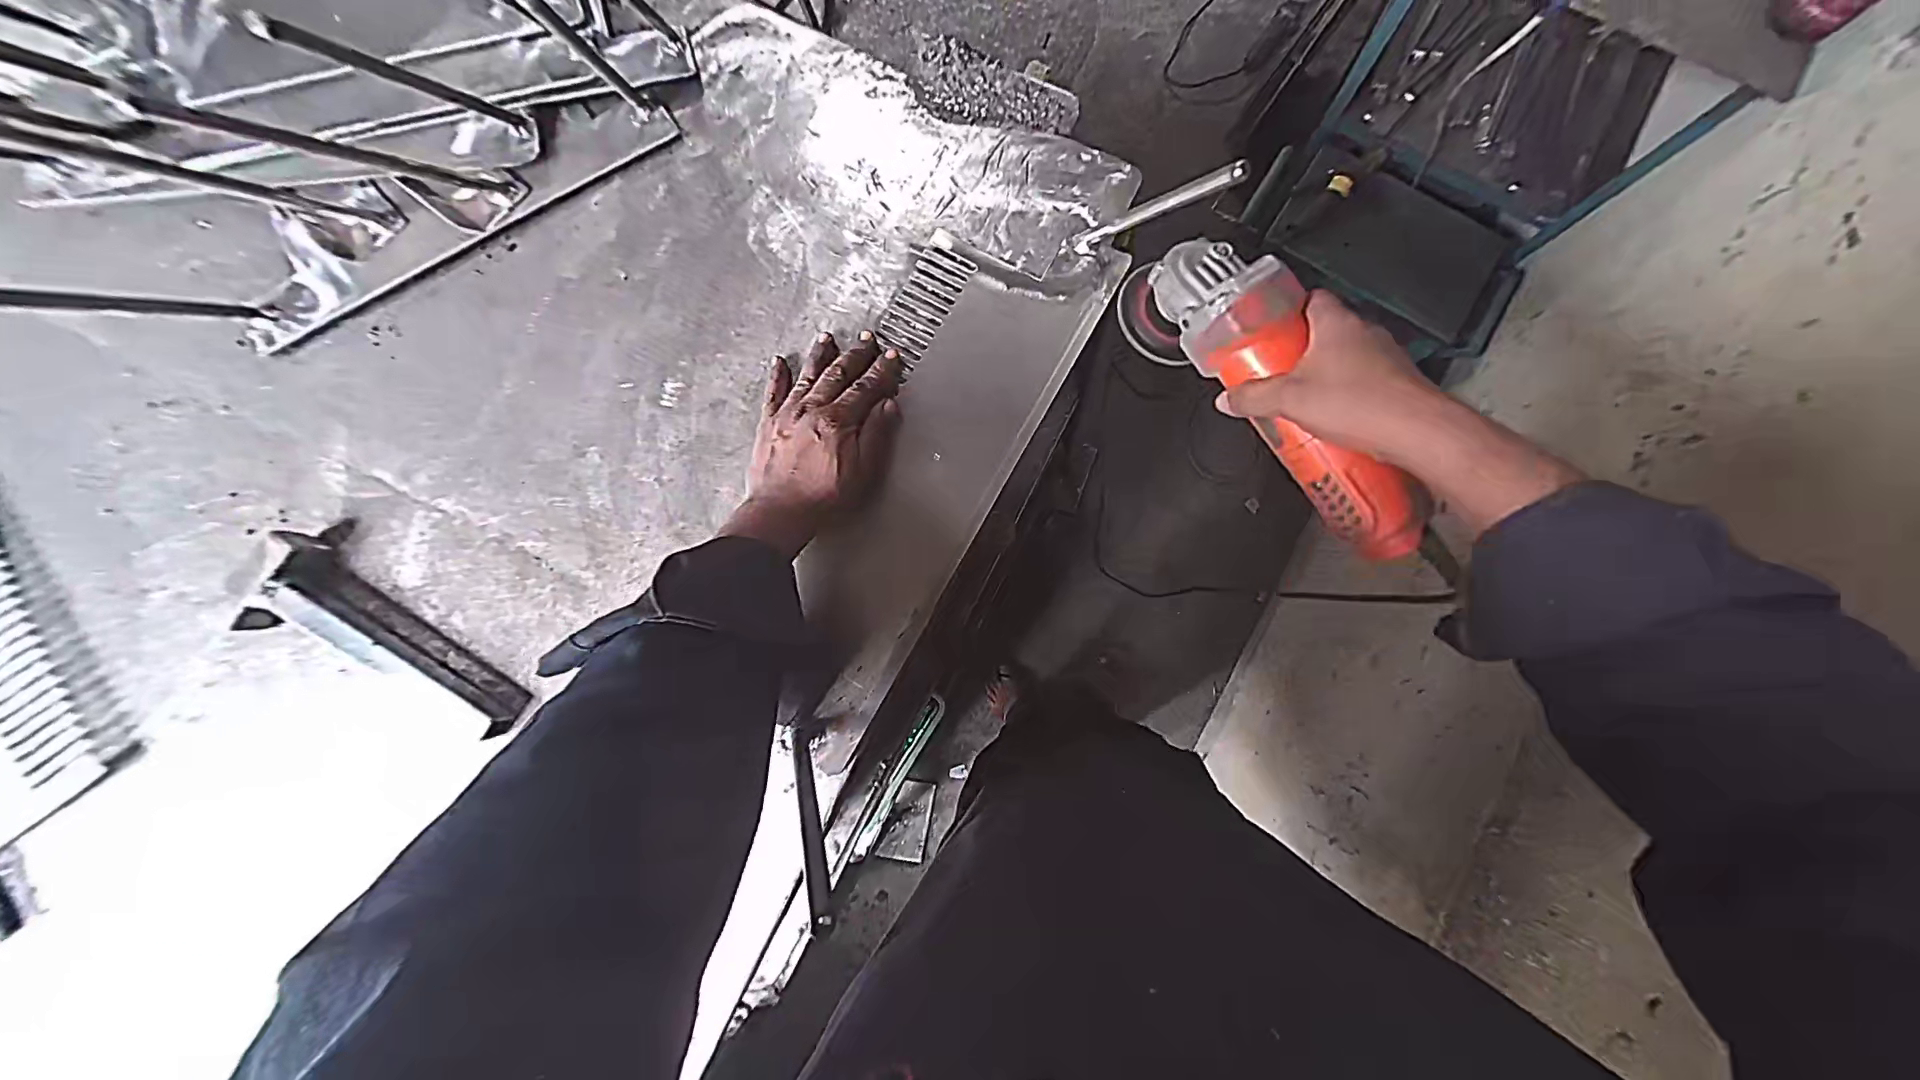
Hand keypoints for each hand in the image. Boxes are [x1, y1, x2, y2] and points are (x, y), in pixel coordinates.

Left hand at [720, 330, 903, 557]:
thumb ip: (877, 435)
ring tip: (827, 339)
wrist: (781, 511)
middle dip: (855, 354)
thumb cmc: (822, 497)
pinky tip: (781, 363)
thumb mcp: (864, 470)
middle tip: (866, 341)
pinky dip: (779, 375)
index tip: (891, 358)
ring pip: (808, 375)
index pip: (866, 387)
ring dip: (820, 355)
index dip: (882, 370)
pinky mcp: (769, 423)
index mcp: (838, 421)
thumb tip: (888, 406)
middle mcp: (812, 410)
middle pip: (838, 373)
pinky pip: (774, 391)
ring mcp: (788, 414)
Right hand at [1214, 290, 1454, 466]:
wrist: (1415, 432)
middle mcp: (1364, 334)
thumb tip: (1230, 398)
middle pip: (1322, 333)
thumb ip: (1253, 397)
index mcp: (1337, 323)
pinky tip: (1327, 419)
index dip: (1286, 311)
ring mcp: (1383, 358)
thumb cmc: (1364, 403)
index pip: (1310, 299)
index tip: (1267, 328)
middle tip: (1273, 372)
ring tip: (1297, 400)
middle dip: (1296, 352)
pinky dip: (1341, 396)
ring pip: (1342, 359)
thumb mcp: (1289, 400)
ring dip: (1319, 376)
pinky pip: (1360, 383)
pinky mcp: (1394, 383)